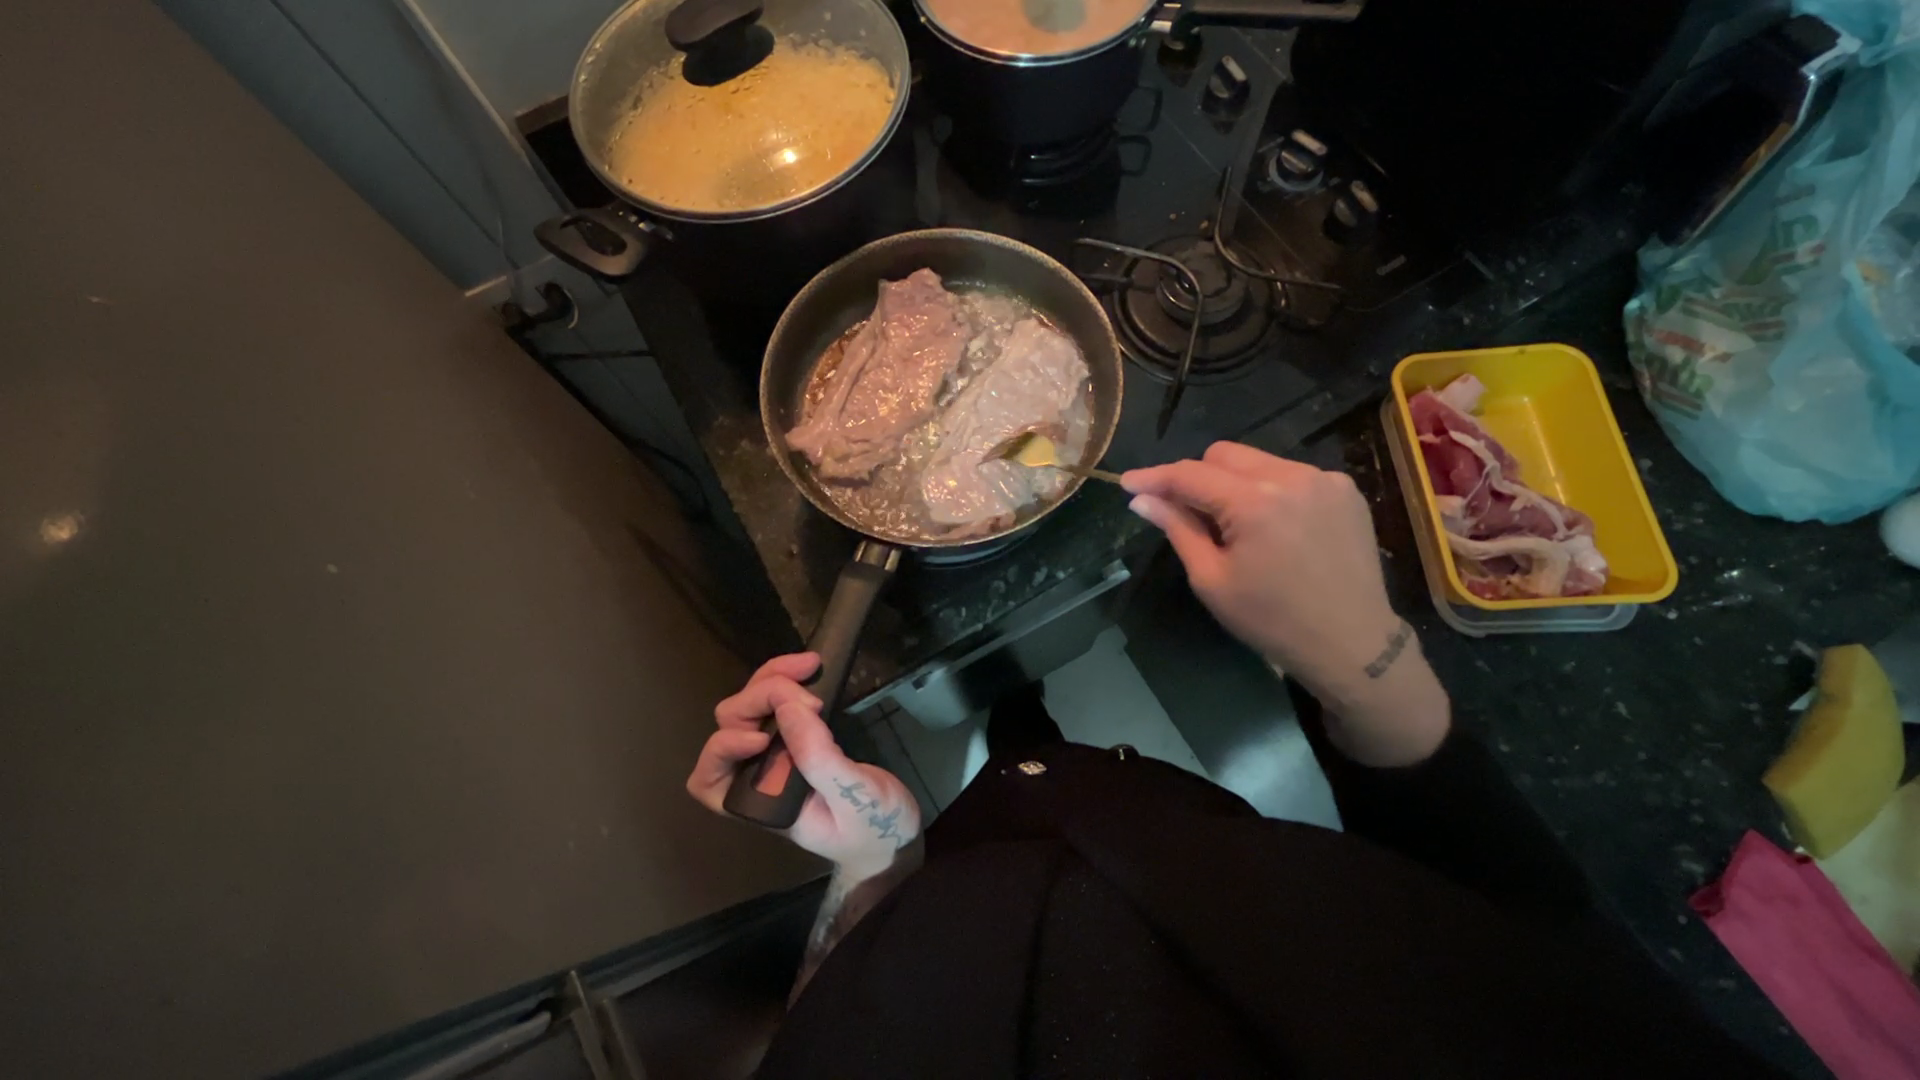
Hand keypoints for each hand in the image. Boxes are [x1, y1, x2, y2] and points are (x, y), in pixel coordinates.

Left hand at [688, 653, 921, 878]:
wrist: (899, 830)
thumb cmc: (874, 827)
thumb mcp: (854, 797)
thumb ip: (818, 758)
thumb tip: (788, 708)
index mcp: (762, 807)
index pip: (710, 779)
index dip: (725, 750)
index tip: (762, 739)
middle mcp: (760, 777)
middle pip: (731, 727)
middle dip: (759, 699)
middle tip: (807, 693)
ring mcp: (777, 754)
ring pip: (751, 708)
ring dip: (772, 680)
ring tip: (810, 665)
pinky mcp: (798, 735)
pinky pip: (778, 703)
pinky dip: (787, 681)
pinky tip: (811, 669)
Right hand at [1123, 442, 1448, 764]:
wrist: (1350, 643)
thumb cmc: (1271, 620)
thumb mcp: (1212, 580)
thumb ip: (1177, 529)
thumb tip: (1142, 499)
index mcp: (1255, 502)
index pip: (1191, 474)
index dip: (1154, 476)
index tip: (1127, 483)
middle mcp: (1291, 476)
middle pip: (1223, 454)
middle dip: (1197, 478)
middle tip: (1186, 513)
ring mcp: (1324, 480)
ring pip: (1258, 462)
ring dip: (1235, 484)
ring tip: (1236, 527)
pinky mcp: (1345, 489)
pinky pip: (1291, 475)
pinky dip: (1271, 492)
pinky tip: (1274, 528)